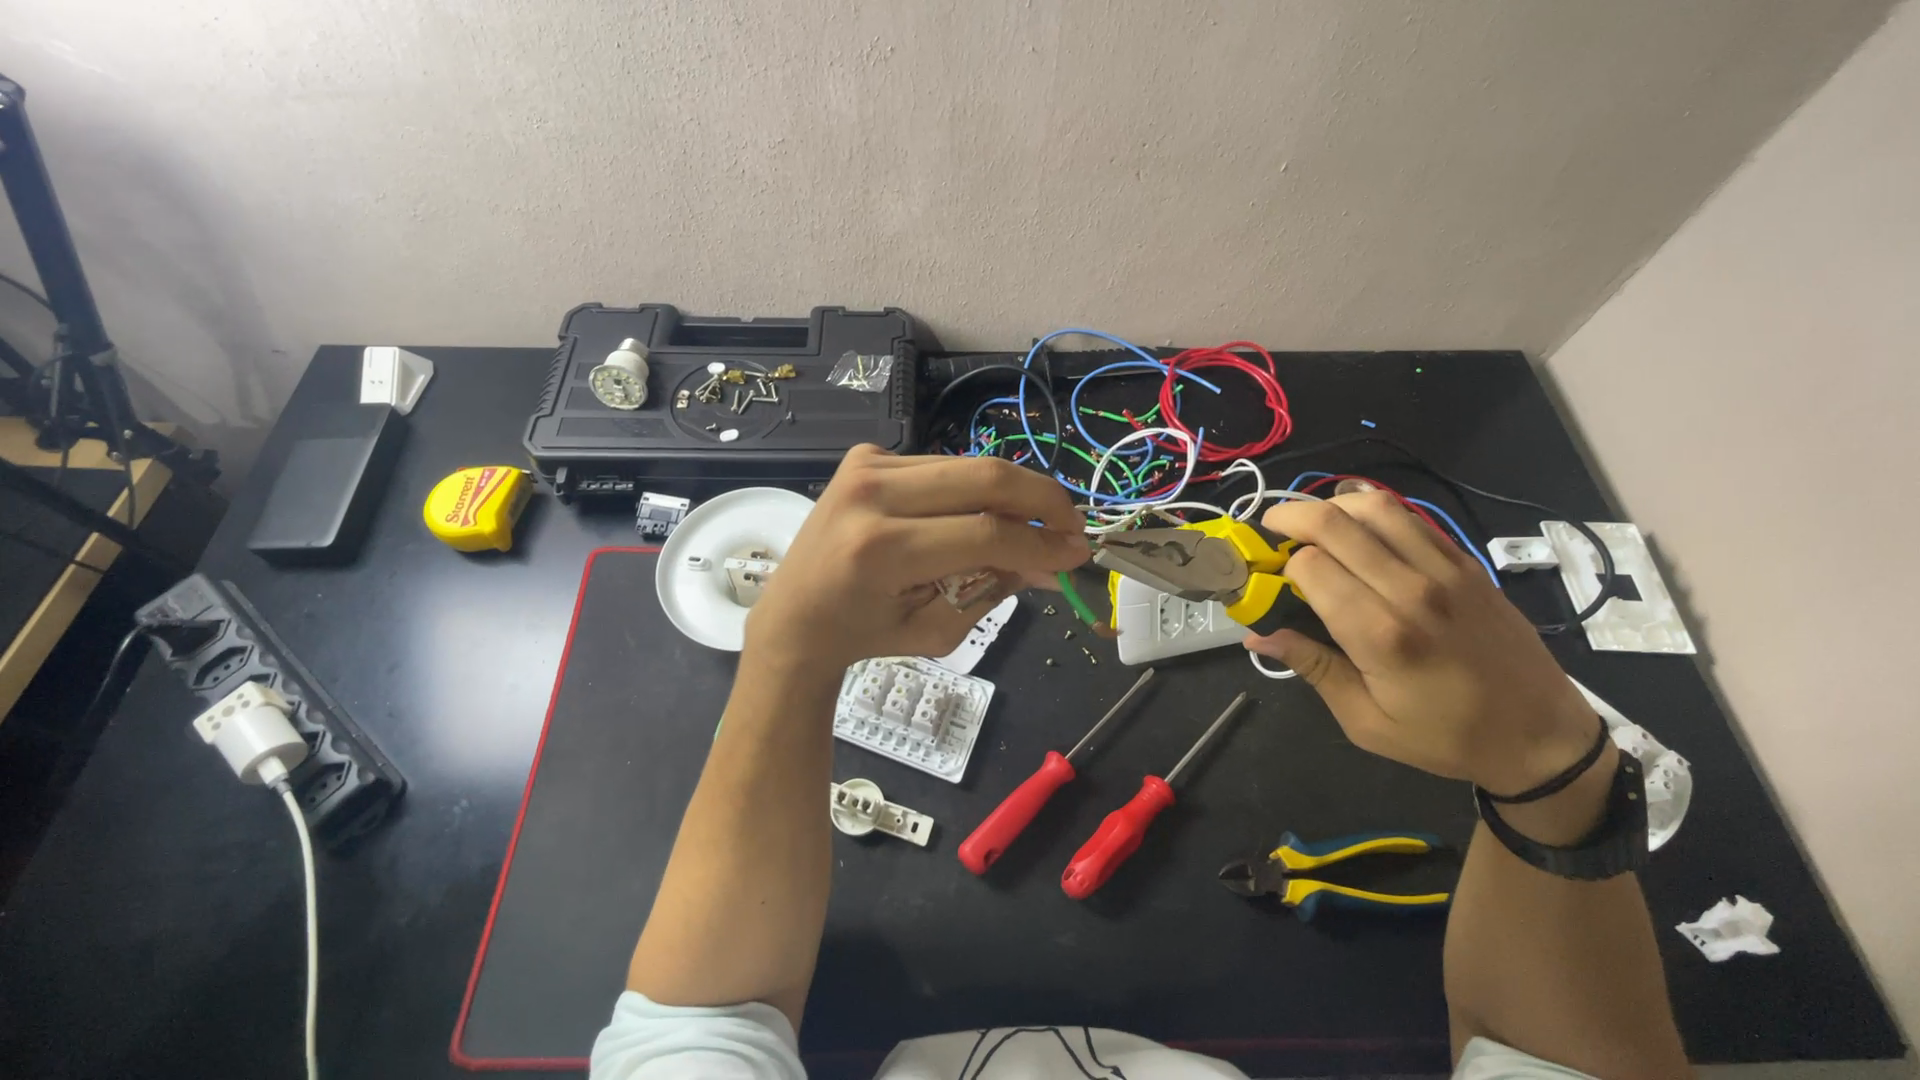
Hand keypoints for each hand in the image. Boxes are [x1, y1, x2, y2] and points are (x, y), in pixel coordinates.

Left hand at [746, 445, 1088, 671]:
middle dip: (1042, 499)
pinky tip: (981, 514)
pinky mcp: (866, 456)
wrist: (796, 613)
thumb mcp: (936, 630)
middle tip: (1072, 525)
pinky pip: (943, 466)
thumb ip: (995, 588)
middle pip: (985, 478)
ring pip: (969, 466)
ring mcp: (866, 466)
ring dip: (1012, 493)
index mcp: (881, 550)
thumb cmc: (865, 632)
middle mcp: (871, 494)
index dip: (1041, 542)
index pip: (985, 534)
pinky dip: (973, 489)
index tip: (1077, 553)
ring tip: (1036, 523)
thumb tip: (1054, 562)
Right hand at [1246, 491, 1596, 794]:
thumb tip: (1257, 635)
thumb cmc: (1445, 737)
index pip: (1310, 566)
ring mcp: (1445, 571)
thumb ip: (1313, 668)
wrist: (1541, 735)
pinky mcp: (1466, 564)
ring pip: (1375, 507)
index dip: (1279, 568)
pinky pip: (1413, 517)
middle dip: (1291, 518)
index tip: (1267, 581)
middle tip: (1271, 532)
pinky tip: (1357, 524)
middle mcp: (1411, 590)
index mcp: (1381, 635)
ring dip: (1332, 505)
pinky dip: (1375, 509)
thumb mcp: (1366, 721)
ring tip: (1313, 524)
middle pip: (1336, 523)